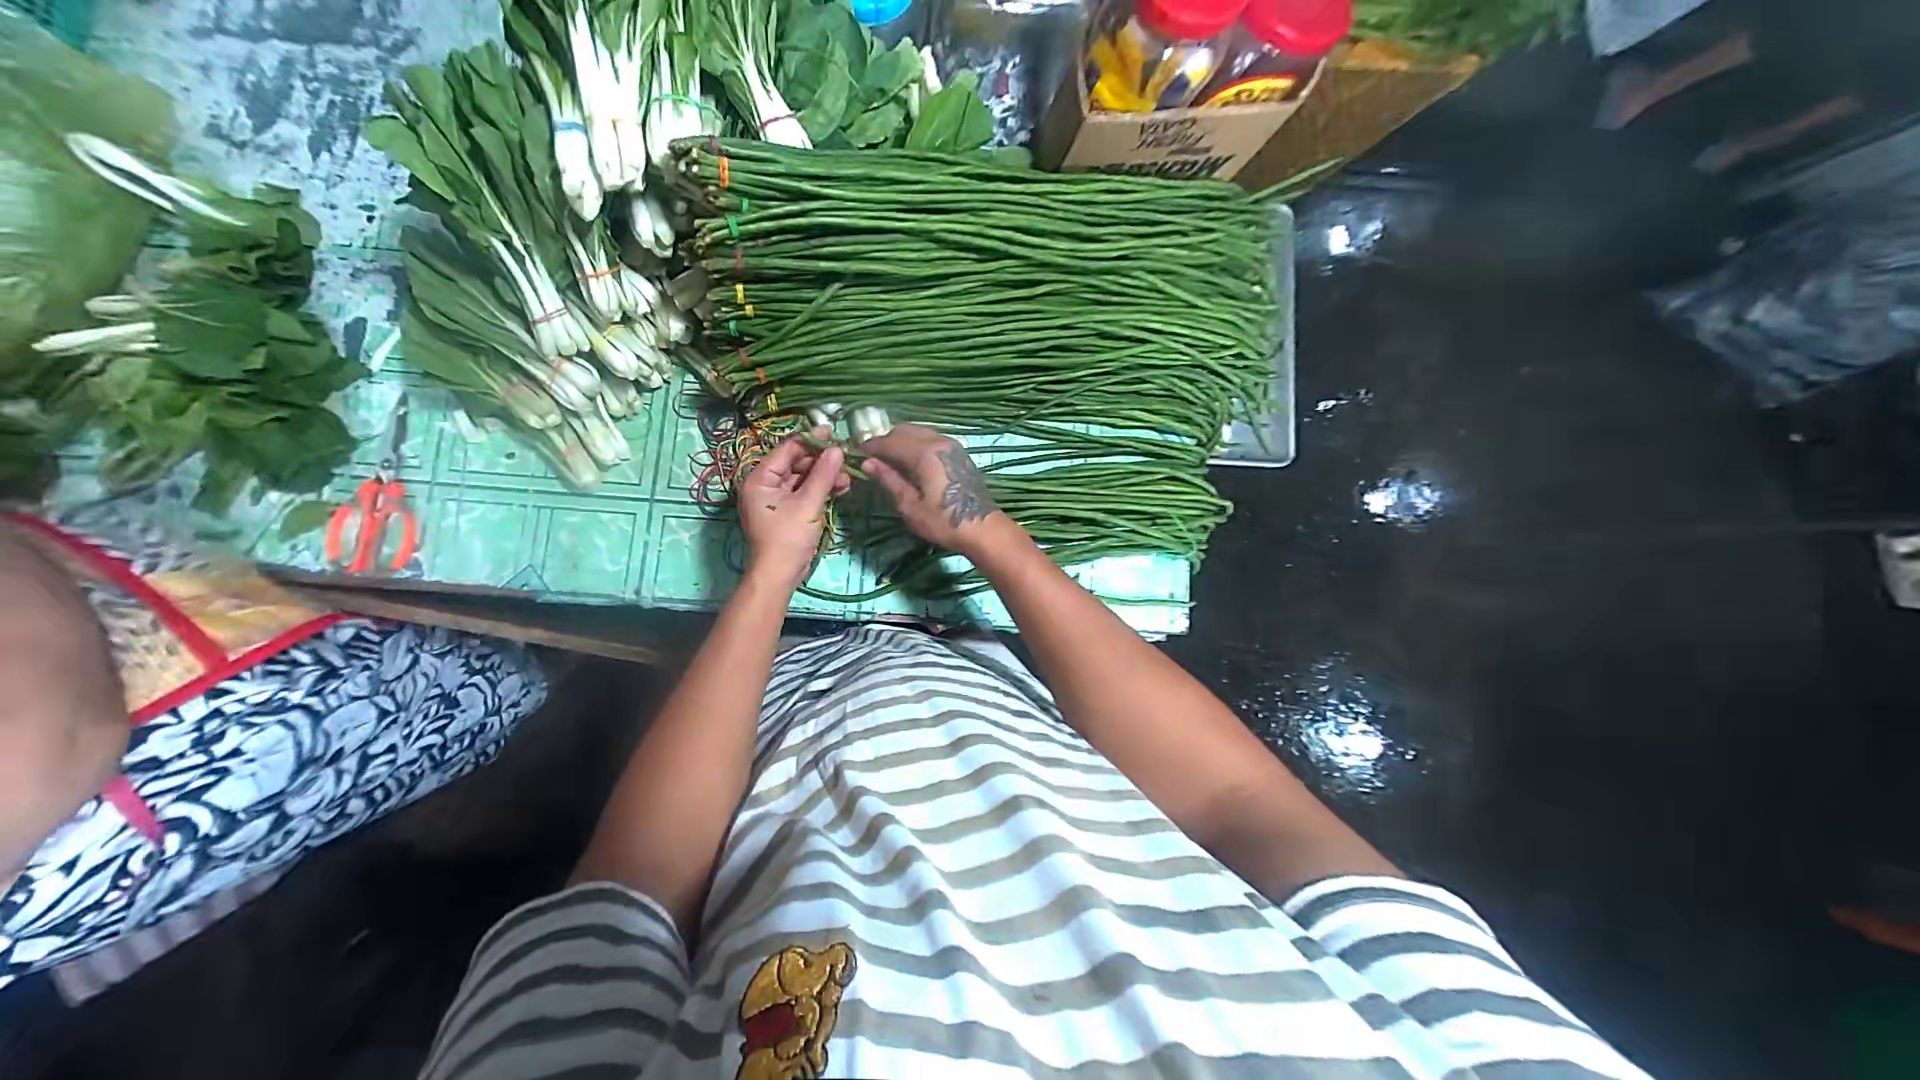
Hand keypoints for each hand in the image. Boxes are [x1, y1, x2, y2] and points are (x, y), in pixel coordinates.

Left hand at [738, 430, 848, 591]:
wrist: (779, 574)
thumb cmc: (788, 537)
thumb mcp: (808, 503)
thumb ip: (823, 474)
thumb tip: (837, 449)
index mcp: (760, 478)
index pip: (787, 450)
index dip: (811, 440)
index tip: (832, 432)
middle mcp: (764, 485)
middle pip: (796, 463)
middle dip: (821, 462)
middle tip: (846, 458)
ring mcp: (775, 499)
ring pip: (802, 479)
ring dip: (824, 477)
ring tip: (848, 477)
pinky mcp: (786, 512)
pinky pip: (804, 493)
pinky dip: (820, 490)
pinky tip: (841, 488)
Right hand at [859, 424, 1007, 554]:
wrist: (983, 530)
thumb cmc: (944, 522)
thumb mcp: (910, 506)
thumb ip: (889, 480)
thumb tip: (867, 463)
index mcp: (925, 453)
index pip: (889, 442)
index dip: (870, 447)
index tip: (856, 454)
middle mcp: (938, 441)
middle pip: (904, 431)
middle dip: (885, 442)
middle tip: (873, 460)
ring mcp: (951, 445)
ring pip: (918, 432)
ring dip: (901, 442)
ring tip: (890, 463)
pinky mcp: (959, 453)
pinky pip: (931, 439)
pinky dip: (916, 445)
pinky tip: (910, 464)